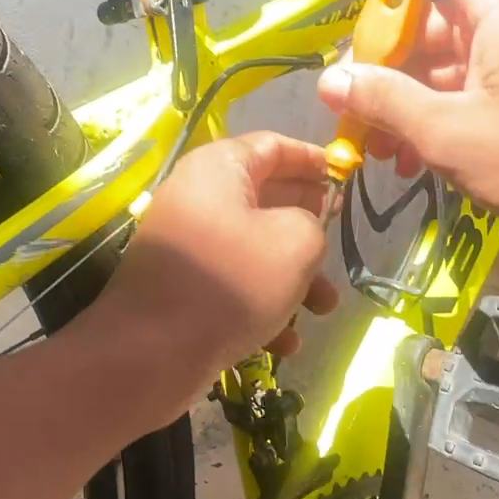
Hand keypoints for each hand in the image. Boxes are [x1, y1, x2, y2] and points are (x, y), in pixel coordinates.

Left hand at [77, 132, 339, 408]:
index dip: (312, 159)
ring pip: (254, 251)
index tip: (345, 177)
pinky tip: (285, 341)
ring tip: (324, 308)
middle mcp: (197, 200)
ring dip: (294, 278)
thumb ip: (313, 222)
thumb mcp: (296, 242)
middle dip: (308, 227)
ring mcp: (187, 247)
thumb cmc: (233, 281)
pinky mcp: (181, 290)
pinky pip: (232, 287)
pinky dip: (261, 307)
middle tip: (338, 243)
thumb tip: (302, 229)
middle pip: (265, 200)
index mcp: (217, 169)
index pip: (272, 146)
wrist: (152, 352)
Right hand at [315, 0, 498, 249]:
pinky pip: (466, 85)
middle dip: (380, 55)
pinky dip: (432, 112)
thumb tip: (331, 80)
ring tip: (375, 147)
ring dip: (402, 95)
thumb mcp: (451, 134)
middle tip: (349, 103)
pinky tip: (411, 160)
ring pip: (443, 56)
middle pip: (429, 11)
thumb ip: (386, 101)